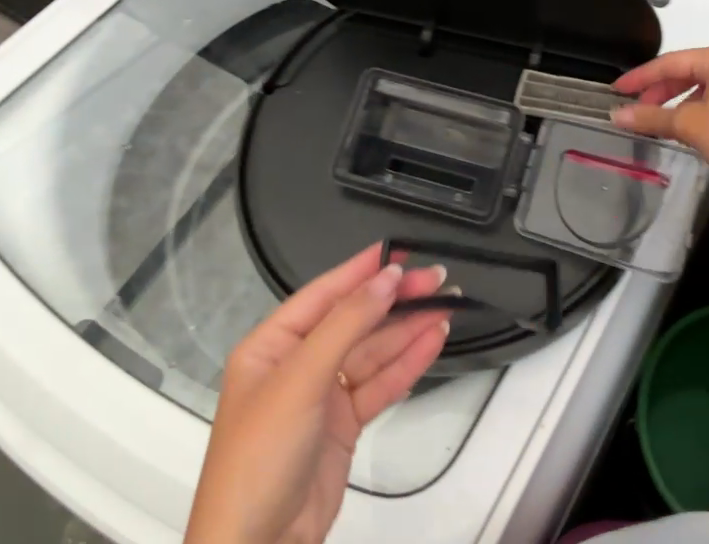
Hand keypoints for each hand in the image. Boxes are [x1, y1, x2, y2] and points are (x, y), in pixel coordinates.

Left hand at [185, 244, 449, 543]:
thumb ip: (347, 324)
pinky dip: (408, 363)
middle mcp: (297, 363)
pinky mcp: (344, 423)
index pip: (324, 294)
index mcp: (271, 345)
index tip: (401, 252)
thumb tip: (386, 279)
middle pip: (355, 321)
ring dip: (409, 329)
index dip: (362, 271)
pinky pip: (381, 383)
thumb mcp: (300, 380)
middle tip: (438, 279)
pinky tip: (433, 342)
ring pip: (374, 351)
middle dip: (395, 300)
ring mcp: (322, 395)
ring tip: (448, 307)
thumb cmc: (260, 456)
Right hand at [609, 45, 708, 184]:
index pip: (670, 62)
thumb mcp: (688, 125)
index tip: (617, 90)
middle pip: (685, 72)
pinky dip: (693, 108)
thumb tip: (616, 115)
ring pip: (699, 86)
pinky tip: (683, 126)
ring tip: (655, 120)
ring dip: (674, 102)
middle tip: (635, 108)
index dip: (640, 77)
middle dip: (658, 91)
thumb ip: (650, 117)